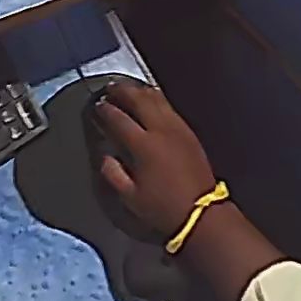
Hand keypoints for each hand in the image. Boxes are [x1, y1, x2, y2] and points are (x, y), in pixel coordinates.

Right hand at [93, 79, 218, 235]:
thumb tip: (105, 156)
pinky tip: (149, 98)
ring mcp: (176, 127)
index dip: (105, 109)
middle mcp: (160, 129)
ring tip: (128, 88)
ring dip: (139, 90)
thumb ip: (113, 174)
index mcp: (143, 145)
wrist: (202, 213)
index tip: (97, 106)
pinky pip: (168, 105)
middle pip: (138, 99)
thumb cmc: (164, 207)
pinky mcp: (188, 131)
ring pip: (155, 98)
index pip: (119, 118)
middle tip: (110, 88)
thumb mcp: (131, 198)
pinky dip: (155, 97)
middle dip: (122, 90)